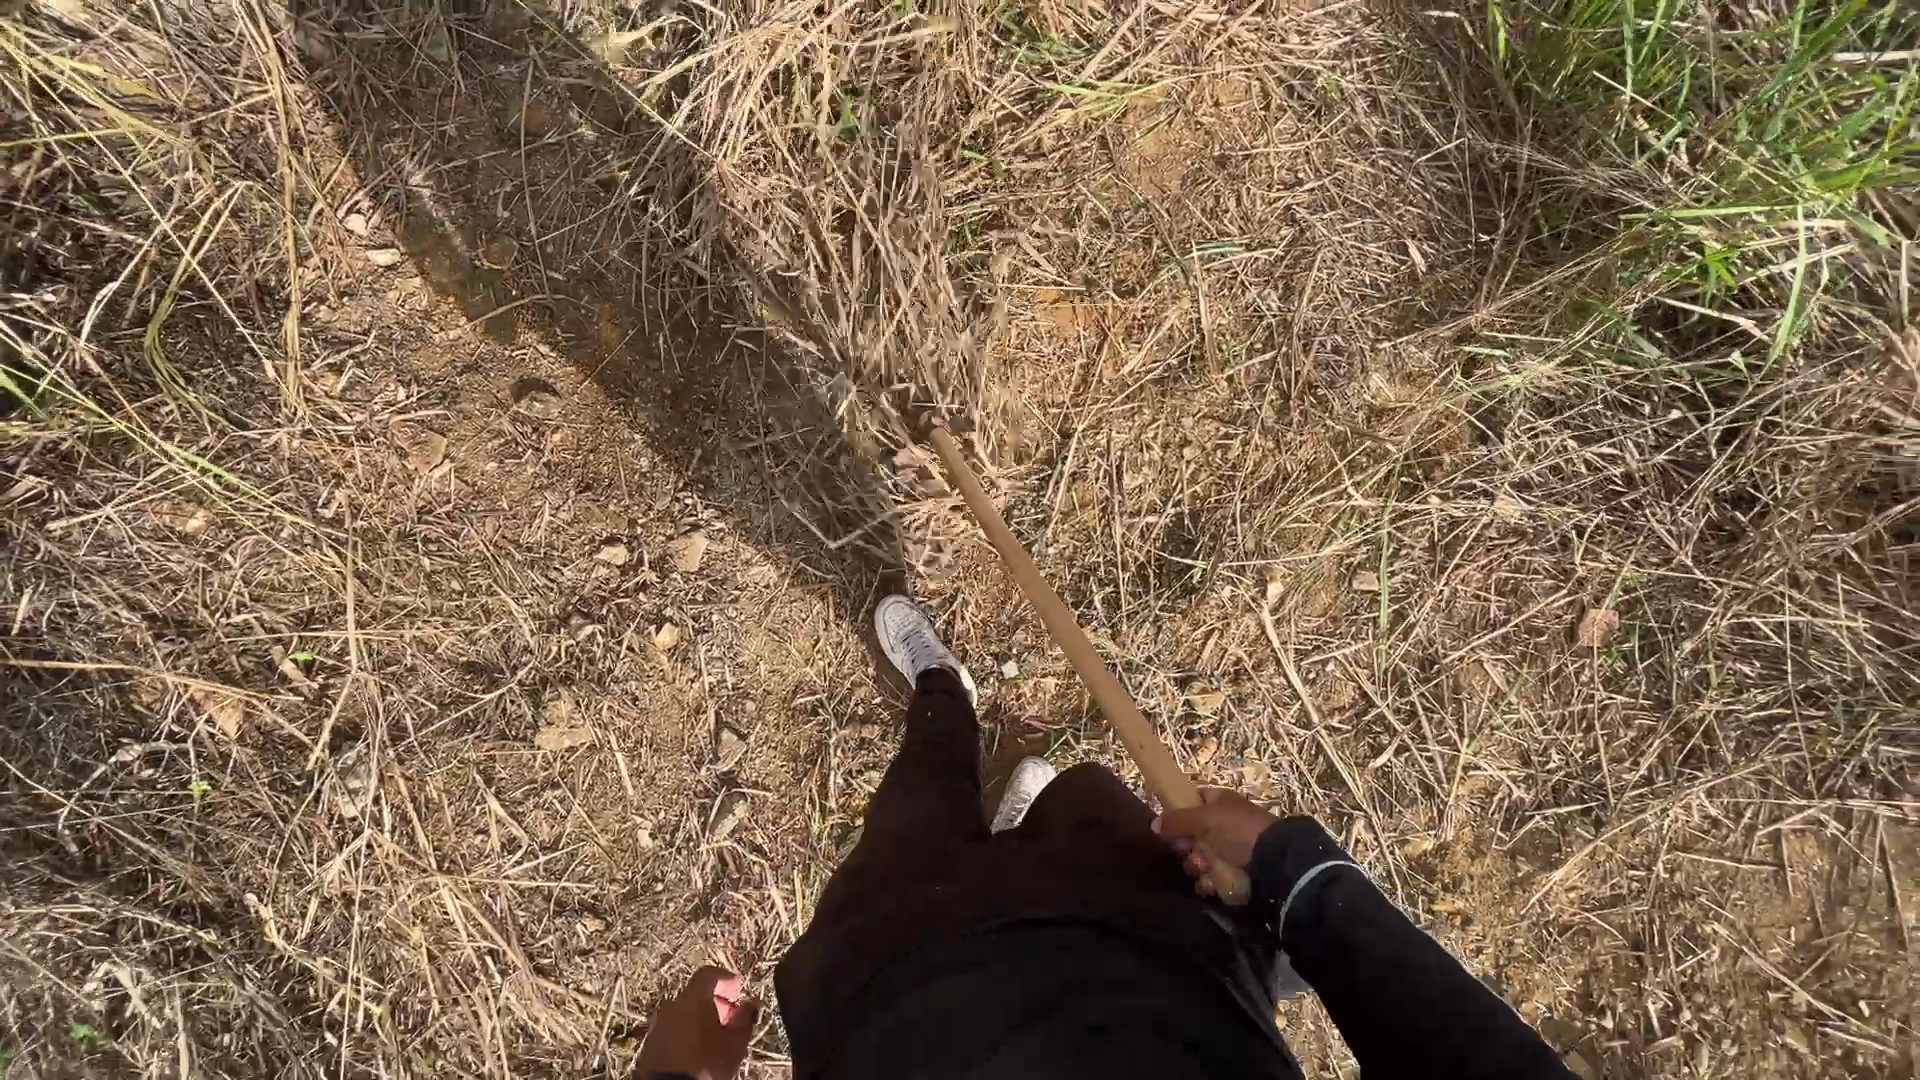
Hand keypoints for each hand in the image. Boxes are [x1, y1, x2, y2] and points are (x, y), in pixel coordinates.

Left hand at [636, 966, 759, 1079]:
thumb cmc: (706, 1064)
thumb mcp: (735, 1043)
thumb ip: (745, 1018)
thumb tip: (751, 1004)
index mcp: (693, 998)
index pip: (708, 974)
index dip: (725, 978)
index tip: (738, 987)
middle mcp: (672, 1006)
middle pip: (695, 994)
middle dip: (715, 1002)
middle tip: (730, 1017)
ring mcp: (657, 1027)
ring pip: (683, 1013)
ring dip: (699, 1019)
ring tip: (715, 1037)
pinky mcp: (649, 1047)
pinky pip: (672, 1030)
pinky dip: (686, 1033)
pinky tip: (697, 1049)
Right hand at [1152, 787, 1279, 898]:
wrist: (1276, 860)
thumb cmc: (1239, 830)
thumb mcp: (1205, 819)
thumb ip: (1177, 820)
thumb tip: (1153, 824)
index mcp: (1220, 802)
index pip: (1193, 800)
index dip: (1179, 811)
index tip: (1169, 825)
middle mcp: (1224, 823)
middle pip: (1192, 833)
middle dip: (1186, 845)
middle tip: (1186, 851)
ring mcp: (1231, 849)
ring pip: (1200, 856)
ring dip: (1196, 864)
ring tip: (1202, 869)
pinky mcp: (1236, 872)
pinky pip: (1213, 876)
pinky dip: (1208, 881)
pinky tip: (1209, 885)